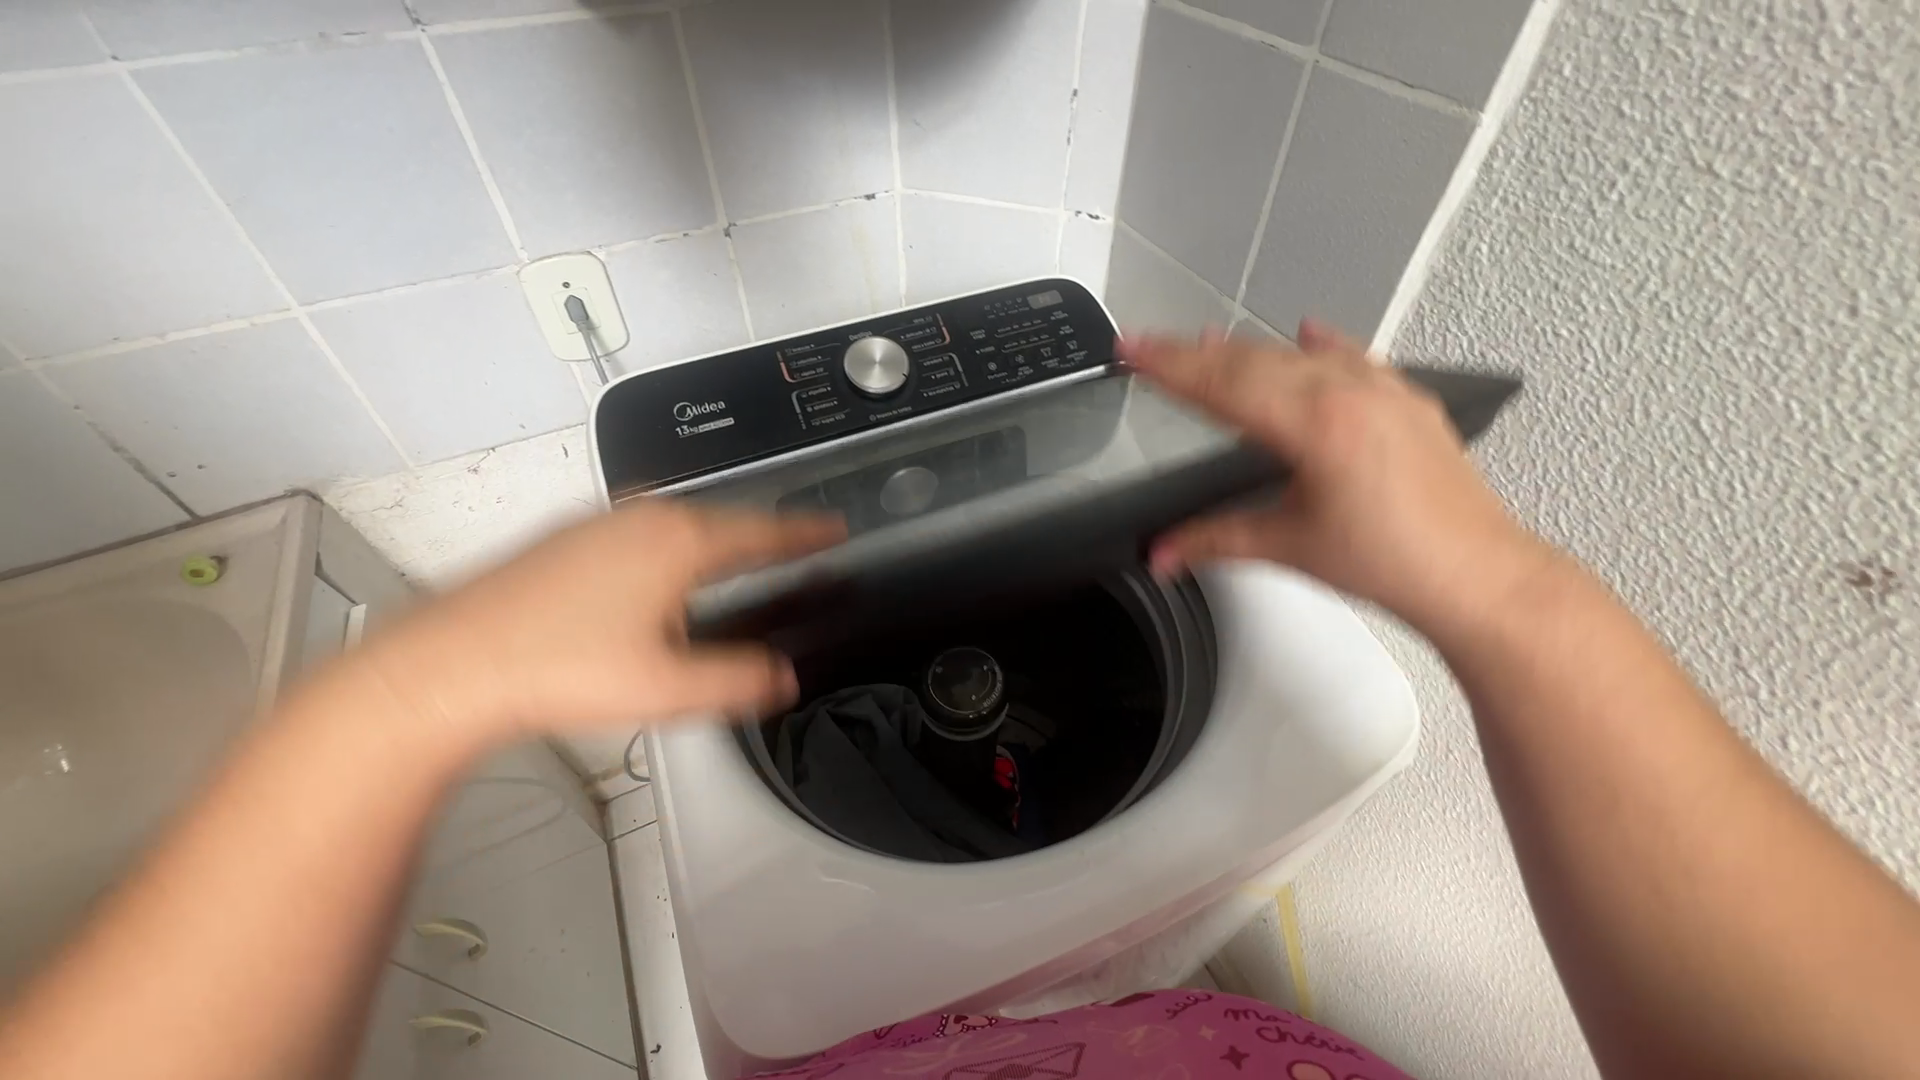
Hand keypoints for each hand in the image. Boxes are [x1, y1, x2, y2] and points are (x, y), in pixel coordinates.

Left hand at [344, 502, 843, 745]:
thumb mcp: (668, 688)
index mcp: (677, 544)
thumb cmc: (553, 668)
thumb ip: (738, 681)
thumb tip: (782, 678)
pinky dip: (672, 544)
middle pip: (723, 519)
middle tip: (795, 541)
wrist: (449, 666)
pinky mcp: (566, 540)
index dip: (804, 534)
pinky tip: (663, 573)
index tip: (832, 528)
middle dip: (764, 532)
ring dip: (718, 535)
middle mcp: (640, 520)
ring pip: (679, 521)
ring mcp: (598, 525)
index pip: (762, 532)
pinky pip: (641, 531)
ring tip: (740, 553)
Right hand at [1120, 318, 1553, 634]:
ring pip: (1297, 356)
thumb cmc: (1397, 562)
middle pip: (1252, 361)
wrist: (1476, 576)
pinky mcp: (1405, 402)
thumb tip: (1162, 553)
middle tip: (1150, 345)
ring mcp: (1382, 392)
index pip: (1222, 383)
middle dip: (1193, 353)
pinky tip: (1307, 330)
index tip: (1133, 347)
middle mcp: (1350, 394)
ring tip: (1206, 343)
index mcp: (1316, 424)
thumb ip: (1212, 541)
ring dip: (1245, 351)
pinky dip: (1321, 346)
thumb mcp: (1287, 546)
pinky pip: (1354, 358)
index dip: (1169, 365)